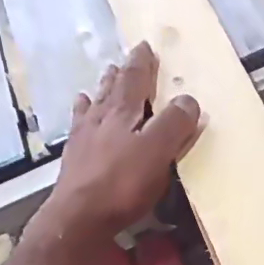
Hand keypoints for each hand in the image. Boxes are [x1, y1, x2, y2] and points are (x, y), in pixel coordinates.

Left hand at [33, 42, 200, 243]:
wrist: (80, 217)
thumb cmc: (122, 185)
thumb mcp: (157, 153)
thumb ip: (174, 125)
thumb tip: (189, 99)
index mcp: (122, 112)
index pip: (134, 80)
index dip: (142, 64)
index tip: (146, 48)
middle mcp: (101, 118)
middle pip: (113, 88)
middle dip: (124, 74)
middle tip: (128, 61)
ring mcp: (84, 137)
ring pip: (96, 104)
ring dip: (104, 90)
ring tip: (107, 79)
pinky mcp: (75, 159)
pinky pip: (81, 127)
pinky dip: (84, 114)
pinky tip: (83, 113)